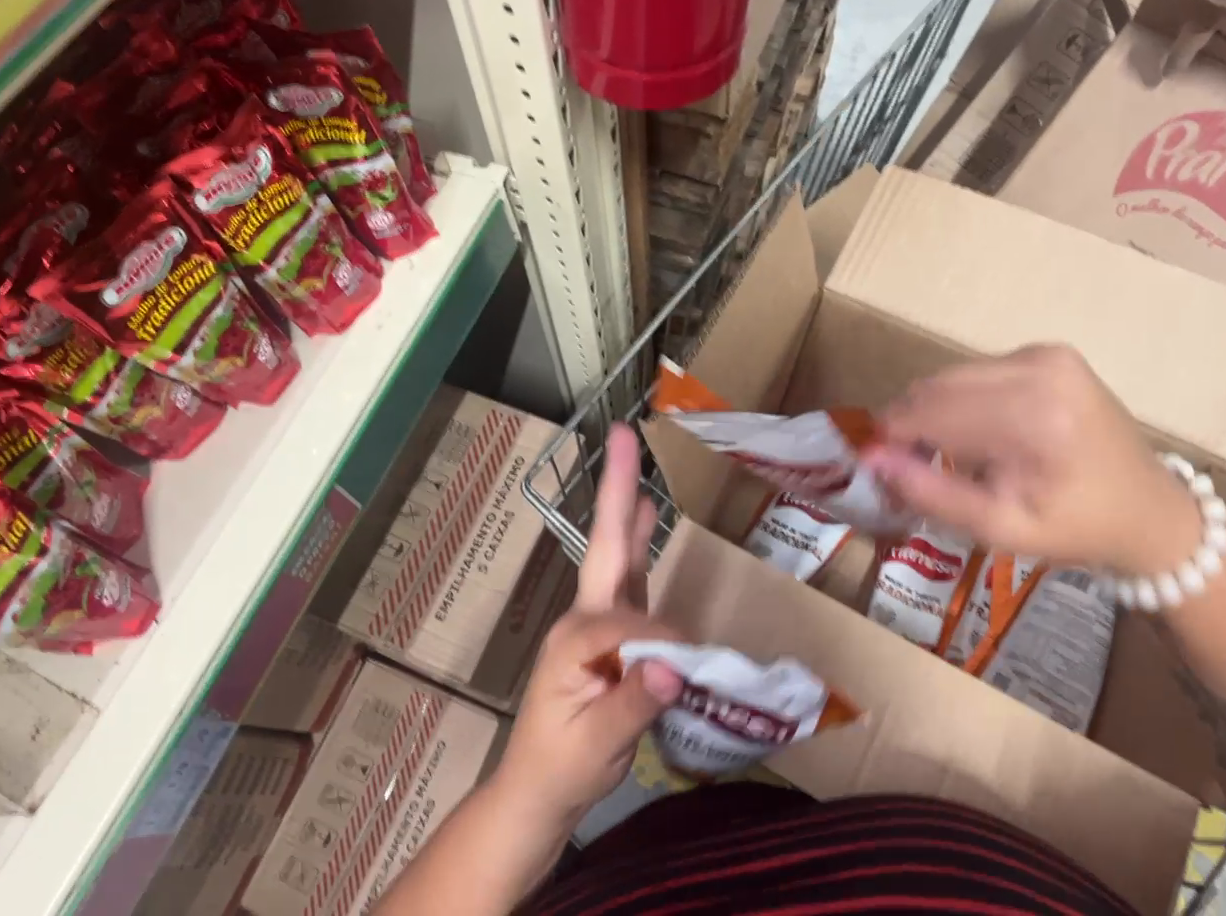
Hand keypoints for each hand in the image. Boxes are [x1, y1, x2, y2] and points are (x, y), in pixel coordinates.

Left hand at [491, 425, 683, 829]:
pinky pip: (628, 581)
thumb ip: (634, 703)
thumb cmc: (563, 769)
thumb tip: (674, 667)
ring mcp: (591, 621)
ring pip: (616, 556)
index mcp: (576, 638)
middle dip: (615, 491)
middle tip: (622, 435)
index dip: (668, 644)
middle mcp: (581, 617)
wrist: (537, 791)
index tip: (688, 676)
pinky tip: (646, 522)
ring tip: (637, 470)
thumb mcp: (599, 744)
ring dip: (627, 511)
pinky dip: (639, 546)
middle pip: (606, 546)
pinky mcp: (604, 632)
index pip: (637, 622)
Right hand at [864, 345, 1202, 576]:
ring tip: (940, 455)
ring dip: (931, 412)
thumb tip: (871, 460)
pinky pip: (972, 372)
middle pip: (934, 387)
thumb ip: (931, 493)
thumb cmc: (1076, 529)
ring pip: (948, 377)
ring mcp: (1046, 355)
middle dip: (908, 424)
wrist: (1152, 513)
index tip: (871, 466)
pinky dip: (959, 401)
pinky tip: (975, 434)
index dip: (890, 437)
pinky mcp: (1047, 352)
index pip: (929, 412)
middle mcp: (1040, 369)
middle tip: (903, 466)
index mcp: (1034, 416)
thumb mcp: (999, 529)